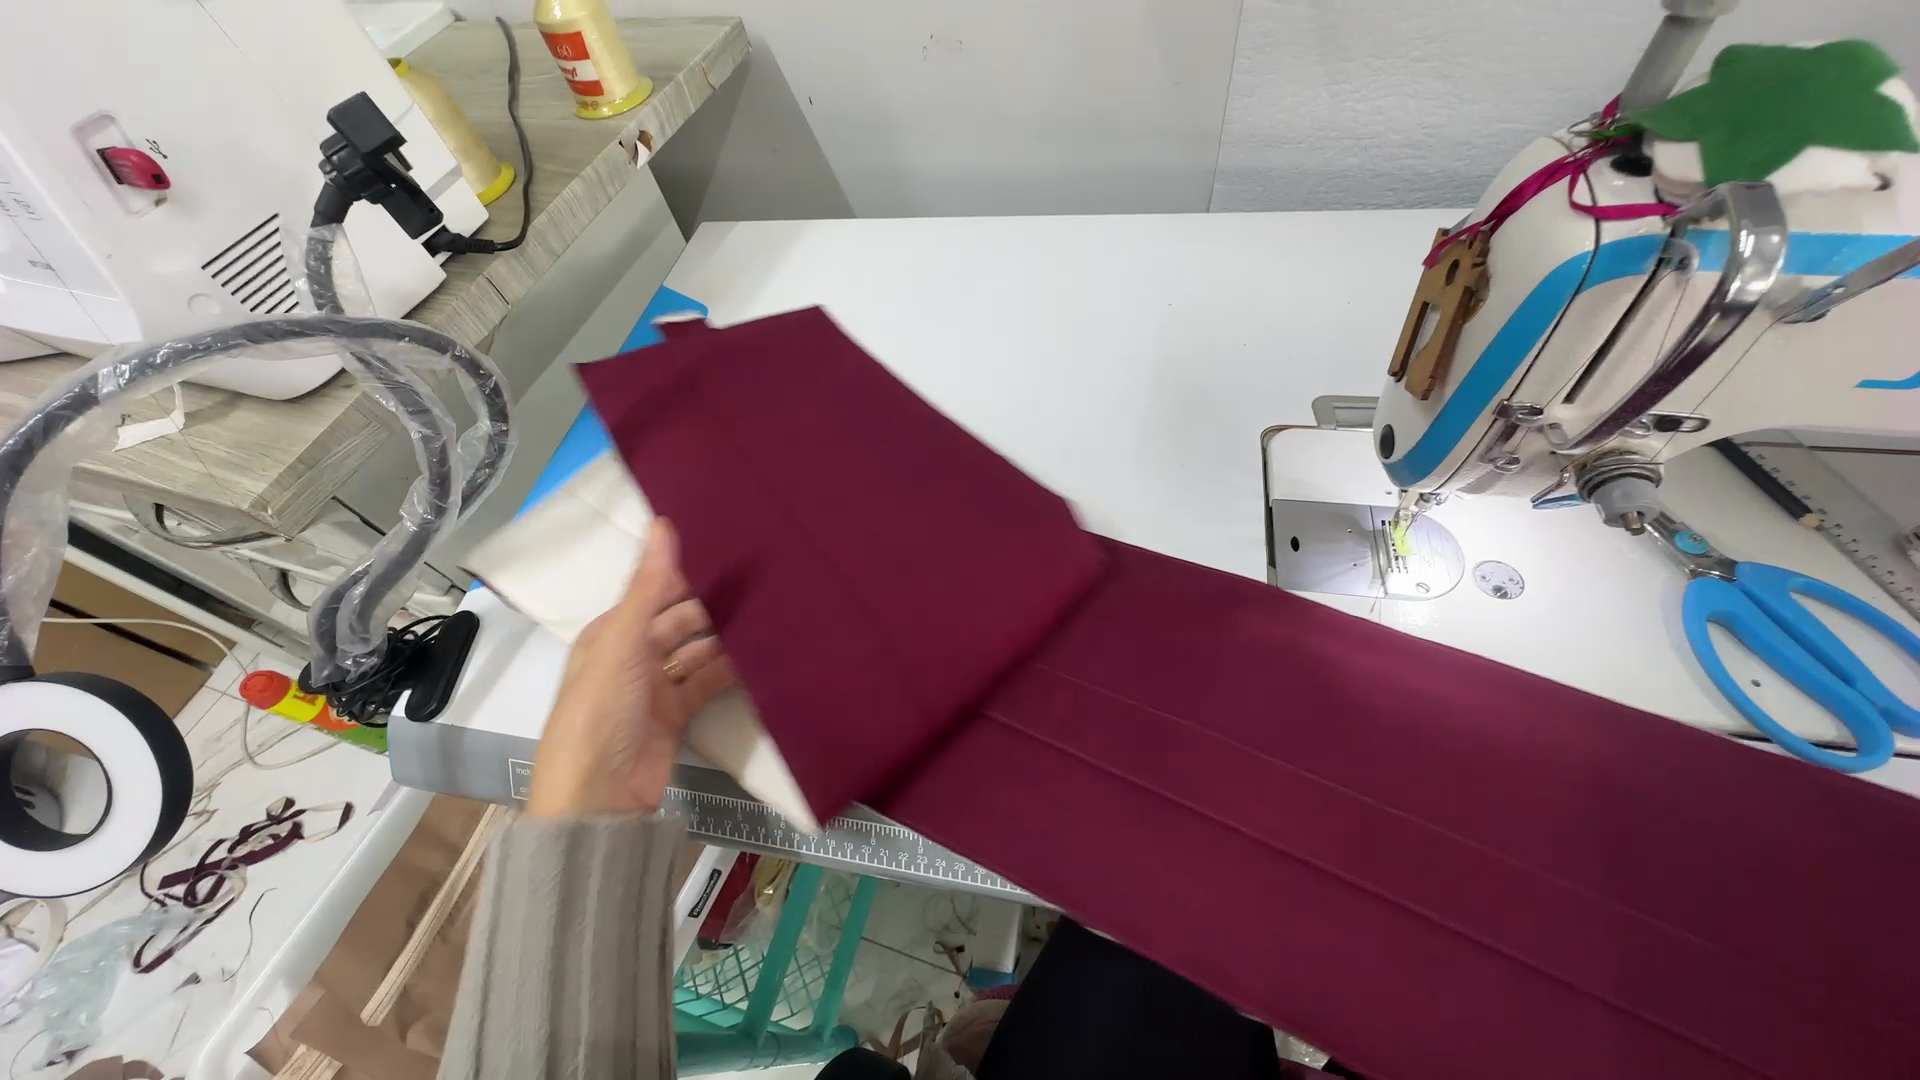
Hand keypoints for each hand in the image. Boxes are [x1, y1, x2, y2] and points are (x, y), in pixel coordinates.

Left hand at [527, 519, 734, 817]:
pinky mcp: (676, 715)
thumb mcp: (623, 643)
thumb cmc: (602, 711)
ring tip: (768, 615)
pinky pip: (706, 683)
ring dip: (724, 638)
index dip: (687, 571)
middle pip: (679, 620)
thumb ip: (648, 587)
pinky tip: (760, 657)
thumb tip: (662, 523)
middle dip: (713, 605)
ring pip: (697, 651)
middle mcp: (632, 655)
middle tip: (763, 582)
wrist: (599, 797)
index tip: (730, 549)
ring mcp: (655, 687)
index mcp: (611, 633)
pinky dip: (729, 671)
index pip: (654, 591)